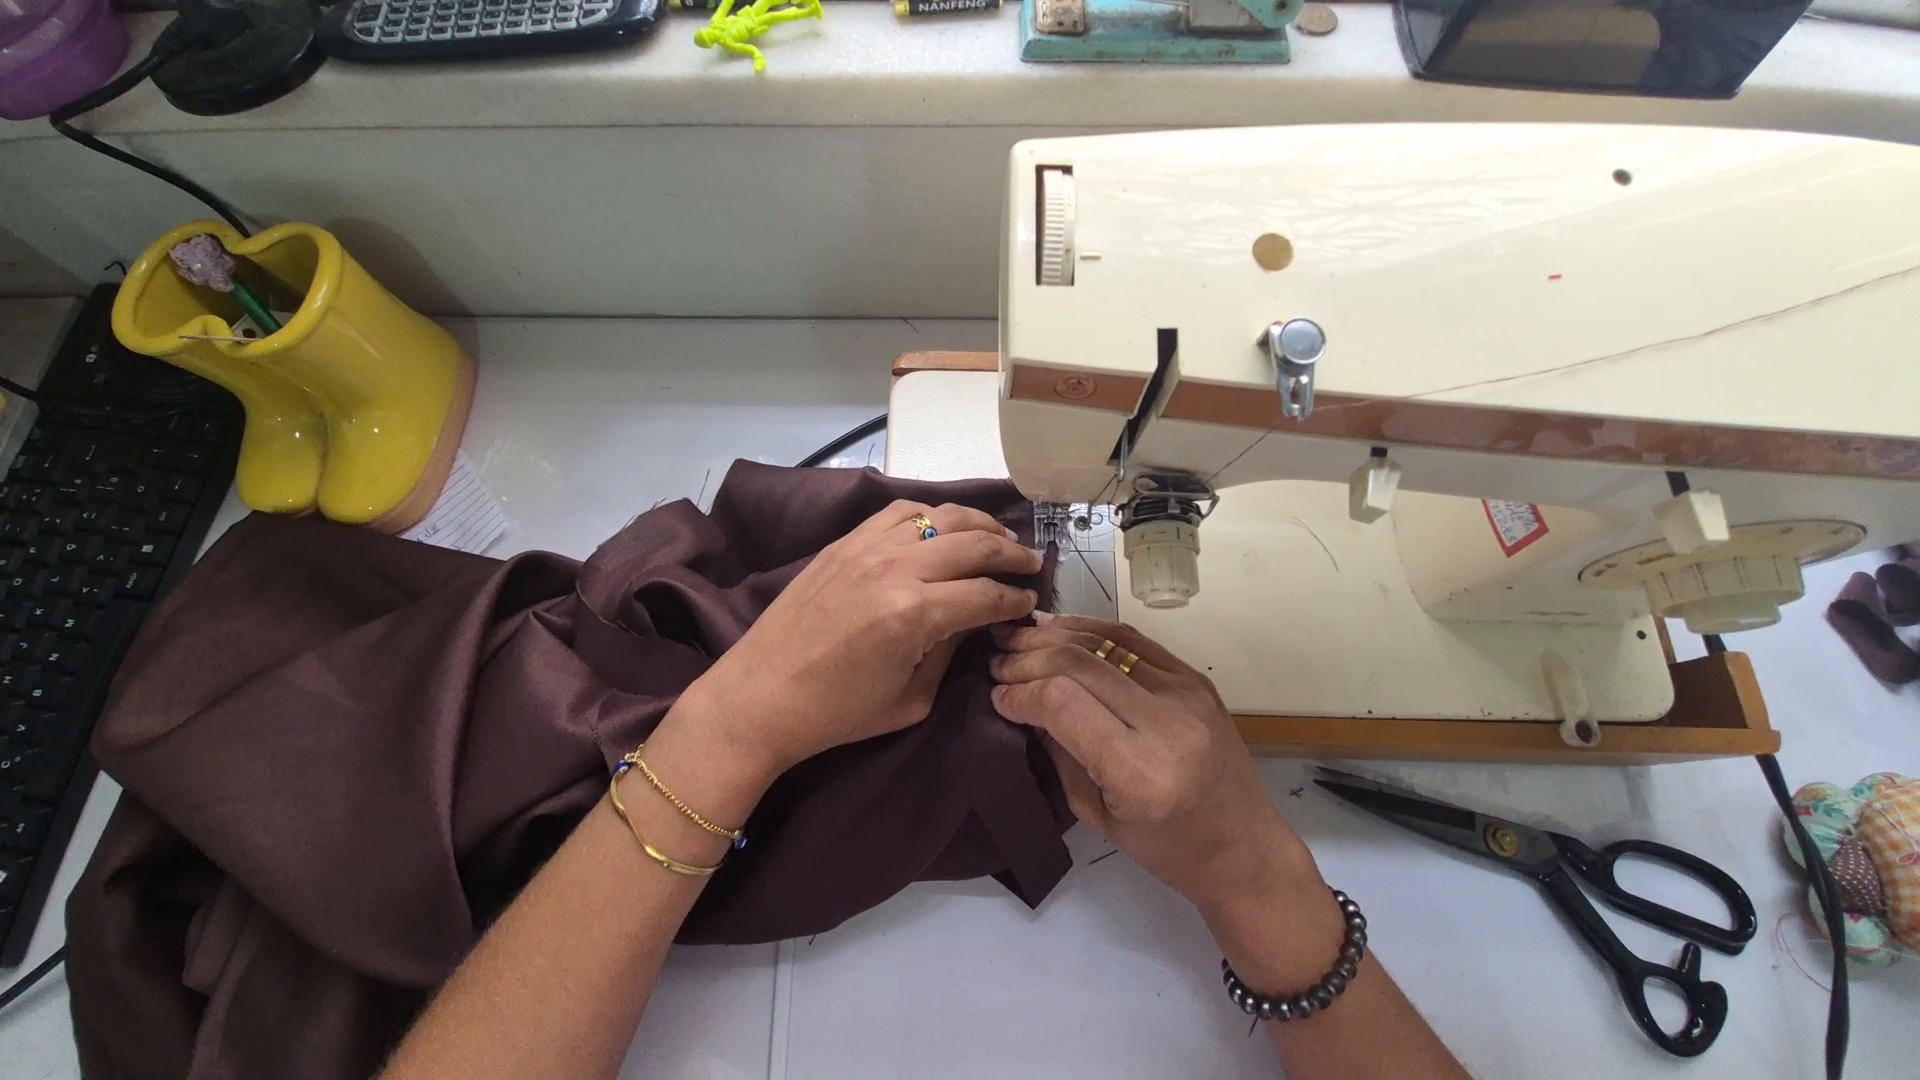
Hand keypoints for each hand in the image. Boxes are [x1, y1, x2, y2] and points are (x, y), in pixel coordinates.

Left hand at [677, 500, 1041, 786]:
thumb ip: (951, 651)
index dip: (1016, 599)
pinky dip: (931, 513)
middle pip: (973, 543)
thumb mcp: (911, 698)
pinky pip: (898, 512)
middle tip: (1032, 563)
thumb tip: (977, 619)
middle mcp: (894, 568)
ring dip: (978, 523)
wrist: (759, 697)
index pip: (986, 594)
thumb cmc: (837, 713)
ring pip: (939, 515)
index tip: (1031, 603)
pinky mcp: (843, 543)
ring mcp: (866, 548)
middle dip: (1012, 553)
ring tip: (999, 535)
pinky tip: (944, 527)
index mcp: (914, 614)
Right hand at [988, 614, 1339, 979]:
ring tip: (1018, 639)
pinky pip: (1133, 640)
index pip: (1062, 703)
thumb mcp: (1096, 814)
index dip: (1020, 693)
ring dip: (1053, 637)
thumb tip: (1020, 701)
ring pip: (1104, 643)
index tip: (996, 696)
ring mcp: (1186, 694)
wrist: (1244, 847)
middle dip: (1028, 660)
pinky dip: (1091, 630)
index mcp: (1139, 771)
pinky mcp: (1195, 678)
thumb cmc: (1167, 849)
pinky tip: (1060, 630)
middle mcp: (1167, 724)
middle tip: (997, 663)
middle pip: (1079, 665)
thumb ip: (1059, 752)